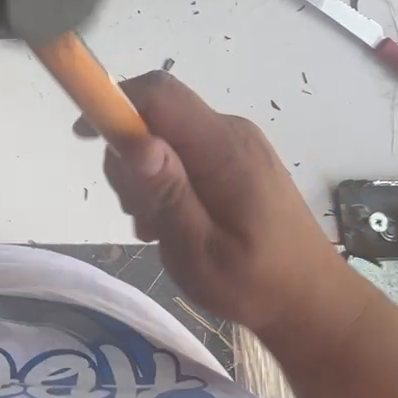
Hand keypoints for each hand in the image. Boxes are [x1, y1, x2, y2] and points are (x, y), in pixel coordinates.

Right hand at [79, 71, 372, 361]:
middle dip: (127, 158)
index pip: (158, 94)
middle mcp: (228, 132)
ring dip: (142, 178)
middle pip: (151, 115)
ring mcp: (231, 144)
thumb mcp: (199, 251)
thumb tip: (135, 142)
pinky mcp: (229, 158)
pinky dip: (159, 181)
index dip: (112, 103)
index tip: (83, 138)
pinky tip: (170, 221)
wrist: (314, 304)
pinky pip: (176, 150)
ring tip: (158, 226)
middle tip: (138, 214)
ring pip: (158, 136)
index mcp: (224, 149)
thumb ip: (167, 195)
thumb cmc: (256, 284)